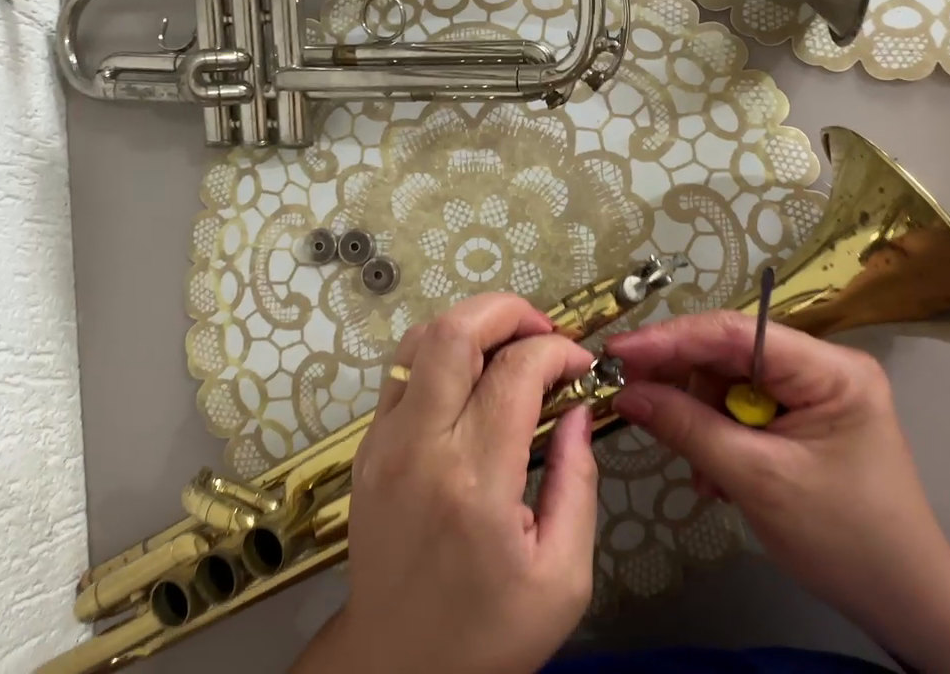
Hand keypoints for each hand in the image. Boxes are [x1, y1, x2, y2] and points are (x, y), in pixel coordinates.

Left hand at [292, 294, 598, 673]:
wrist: (397, 664)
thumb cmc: (488, 632)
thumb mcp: (563, 575)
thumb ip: (577, 479)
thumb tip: (576, 407)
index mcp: (474, 483)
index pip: (514, 372)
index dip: (558, 352)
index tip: (583, 367)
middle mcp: (418, 447)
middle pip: (453, 332)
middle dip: (508, 312)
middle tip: (546, 334)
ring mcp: (382, 441)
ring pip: (419, 340)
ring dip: (471, 325)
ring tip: (512, 347)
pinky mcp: (367, 446)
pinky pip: (403, 371)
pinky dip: (442, 352)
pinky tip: (474, 376)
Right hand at [603, 312, 949, 656]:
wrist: (901, 599)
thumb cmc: (843, 539)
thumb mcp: (757, 481)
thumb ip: (688, 429)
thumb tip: (626, 393)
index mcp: (830, 370)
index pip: (734, 333)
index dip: (669, 338)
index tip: (617, 352)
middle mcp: (820, 366)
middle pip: (726, 353)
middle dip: (680, 383)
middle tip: (630, 401)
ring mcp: (810, 390)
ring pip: (724, 381)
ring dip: (697, 420)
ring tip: (699, 472)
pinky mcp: (798, 416)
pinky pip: (736, 407)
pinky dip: (714, 435)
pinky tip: (714, 475)